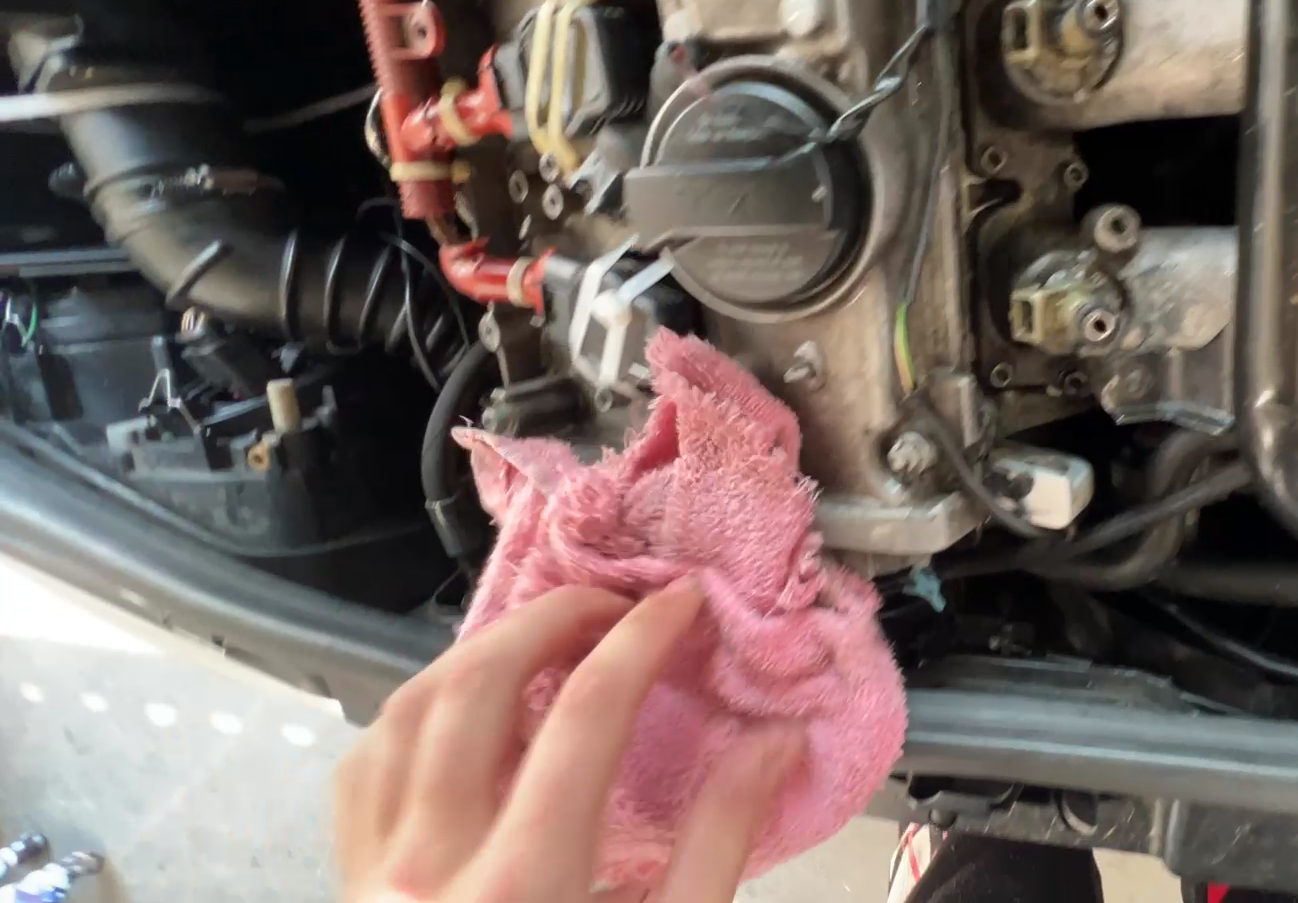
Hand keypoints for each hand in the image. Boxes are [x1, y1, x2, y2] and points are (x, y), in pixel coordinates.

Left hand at [334, 581, 802, 902]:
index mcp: (525, 884)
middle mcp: (428, 869)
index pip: (587, 709)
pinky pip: (366, 765)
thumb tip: (779, 736)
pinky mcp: (344, 896)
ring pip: (404, 713)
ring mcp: (367, 883)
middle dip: (555, 617)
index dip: (644, 635)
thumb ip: (725, 837)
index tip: (684, 599)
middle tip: (617, 604)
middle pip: (476, 686)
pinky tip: (473, 708)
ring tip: (551, 638)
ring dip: (482, 650)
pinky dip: (424, 707)